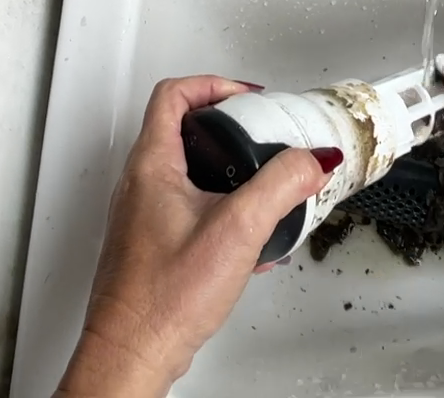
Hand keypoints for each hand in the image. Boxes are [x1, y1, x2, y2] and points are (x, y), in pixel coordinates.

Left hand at [55, 76, 336, 397]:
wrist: (130, 359)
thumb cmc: (162, 300)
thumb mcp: (239, 228)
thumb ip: (282, 185)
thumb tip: (313, 159)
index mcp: (152, 164)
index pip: (174, 93)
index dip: (214, 83)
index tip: (249, 97)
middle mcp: (141, 183)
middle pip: (182, 125)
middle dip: (229, 122)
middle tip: (258, 128)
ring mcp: (144, 214)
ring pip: (189, 167)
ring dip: (228, 165)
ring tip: (260, 179)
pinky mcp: (152, 243)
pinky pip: (190, 204)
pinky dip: (222, 203)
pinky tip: (249, 235)